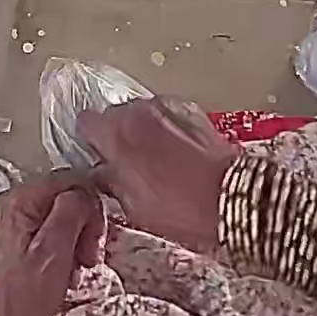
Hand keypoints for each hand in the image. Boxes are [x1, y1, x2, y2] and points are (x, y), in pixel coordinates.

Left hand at [0, 171, 104, 315]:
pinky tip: (68, 272)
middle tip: (90, 255)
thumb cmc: (24, 302)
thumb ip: (72, 210)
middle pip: (66, 198)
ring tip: (79, 267)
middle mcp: (11, 207)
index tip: (98, 235)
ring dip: (79, 240)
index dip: (91, 206)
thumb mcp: (54, 250)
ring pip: (62, 218)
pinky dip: (66, 250)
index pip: (70, 180)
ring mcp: (13, 227)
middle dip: (86, 224)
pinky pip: (52, 235)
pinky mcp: (17, 247)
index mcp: (16, 201)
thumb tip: (85, 191)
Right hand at [79, 98, 235, 254]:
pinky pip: (166, 113)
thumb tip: (102, 174)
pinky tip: (177, 150)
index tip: (98, 154)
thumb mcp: (133, 206)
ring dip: (144, 128)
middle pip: (114, 113)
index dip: (91, 139)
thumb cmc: (180, 208)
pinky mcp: (190, 109)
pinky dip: (167, 126)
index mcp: (116, 135)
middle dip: (118, 133)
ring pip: (141, 112)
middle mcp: (138, 113)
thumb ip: (111, 181)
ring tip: (157, 157)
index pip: (86, 121)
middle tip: (129, 161)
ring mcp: (165, 107)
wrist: (230, 198)